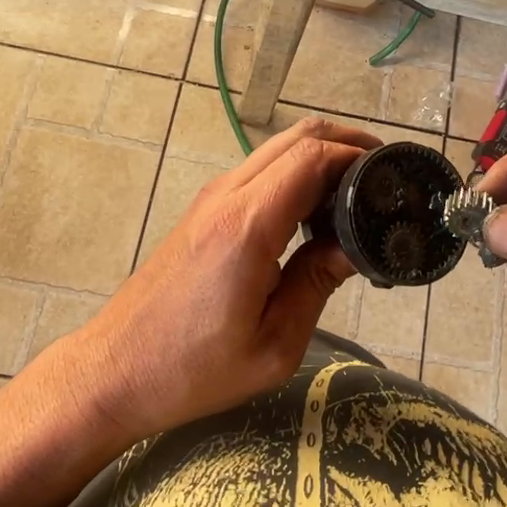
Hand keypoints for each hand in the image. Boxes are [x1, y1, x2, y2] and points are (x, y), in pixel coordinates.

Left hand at [42, 117, 378, 441]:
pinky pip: (261, 169)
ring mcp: (213, 197)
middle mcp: (229, 195)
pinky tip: (317, 208)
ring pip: (277, 147)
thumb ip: (317, 285)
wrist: (116, 370)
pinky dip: (297, 170)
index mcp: (248, 224)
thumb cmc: (193, 369)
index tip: (390, 174)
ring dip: (321, 153)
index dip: (356, 155)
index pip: (311, 157)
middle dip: (346, 141)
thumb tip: (354, 245)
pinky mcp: (206, 208)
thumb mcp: (273, 345)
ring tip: (358, 191)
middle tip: (383, 172)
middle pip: (296, 136)